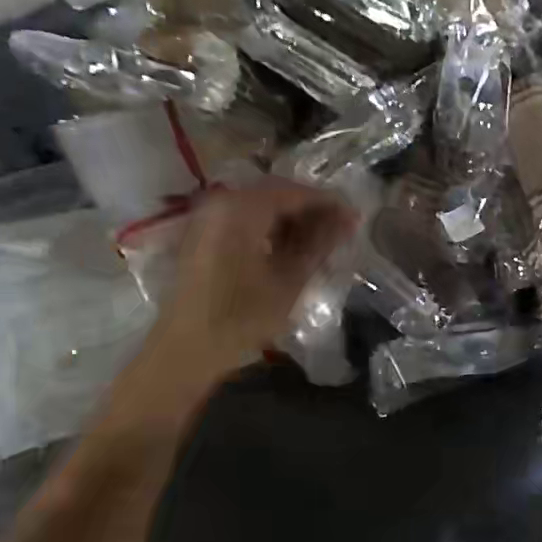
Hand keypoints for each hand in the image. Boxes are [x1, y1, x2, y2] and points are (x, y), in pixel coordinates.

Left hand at [150, 175, 358, 382]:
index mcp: (242, 209)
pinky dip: (272, 228)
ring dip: (293, 219)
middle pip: (277, 194)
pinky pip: (245, 219)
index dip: (330, 203)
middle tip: (342, 229)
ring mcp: (208, 218)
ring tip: (322, 240)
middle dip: (312, 209)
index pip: (296, 193)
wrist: (186, 349)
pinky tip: (292, 248)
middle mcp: (221, 203)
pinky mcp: (203, 236)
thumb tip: (350, 219)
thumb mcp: (291, 280)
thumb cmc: (242, 317)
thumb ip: (321, 243)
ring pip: (262, 205)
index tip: (355, 217)